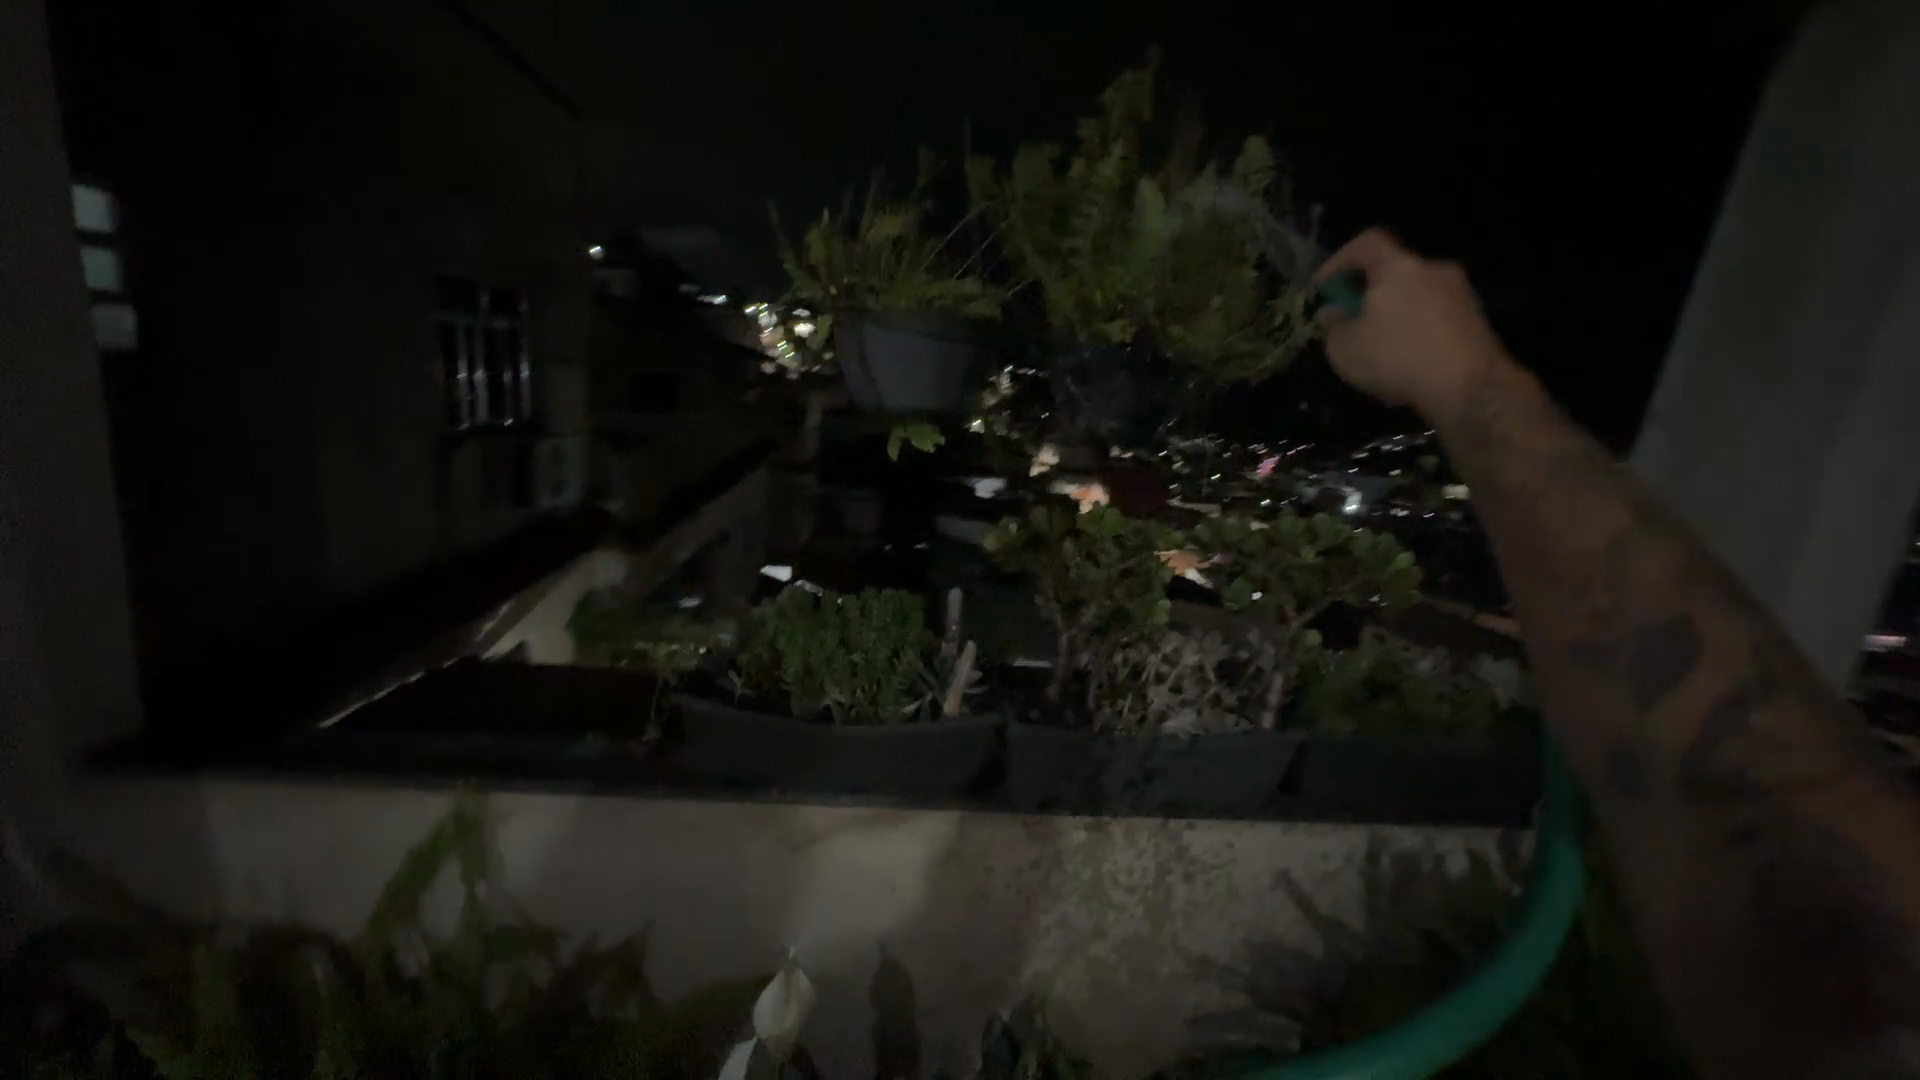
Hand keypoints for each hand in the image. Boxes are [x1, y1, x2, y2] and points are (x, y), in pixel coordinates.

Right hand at [1315, 228, 1508, 425]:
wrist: (1469, 386)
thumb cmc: (1395, 357)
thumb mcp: (1343, 348)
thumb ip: (1332, 326)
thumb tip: (1332, 312)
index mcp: (1398, 268)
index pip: (1366, 244)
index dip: (1339, 261)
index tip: (1324, 288)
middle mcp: (1433, 270)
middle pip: (1392, 273)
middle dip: (1367, 297)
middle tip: (1350, 326)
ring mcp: (1459, 293)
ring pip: (1413, 299)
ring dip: (1391, 319)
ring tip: (1377, 356)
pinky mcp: (1475, 319)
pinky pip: (1433, 319)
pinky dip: (1414, 335)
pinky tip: (1405, 368)